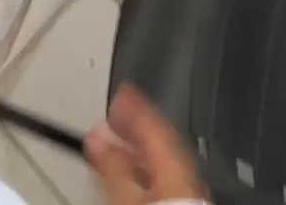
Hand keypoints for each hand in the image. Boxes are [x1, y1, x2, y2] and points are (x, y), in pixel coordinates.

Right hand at [85, 84, 209, 203]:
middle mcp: (185, 172)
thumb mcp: (125, 193)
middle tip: (113, 115)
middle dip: (134, 127)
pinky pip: (165, 177)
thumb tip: (97, 134)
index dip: (134, 104)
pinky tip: (133, 175)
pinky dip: (146, 168)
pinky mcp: (184, 203)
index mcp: (172, 162)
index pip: (153, 123)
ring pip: (162, 160)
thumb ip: (111, 162)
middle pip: (160, 141)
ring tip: (116, 144)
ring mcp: (188, 192)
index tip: (119, 92)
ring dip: (138, 148)